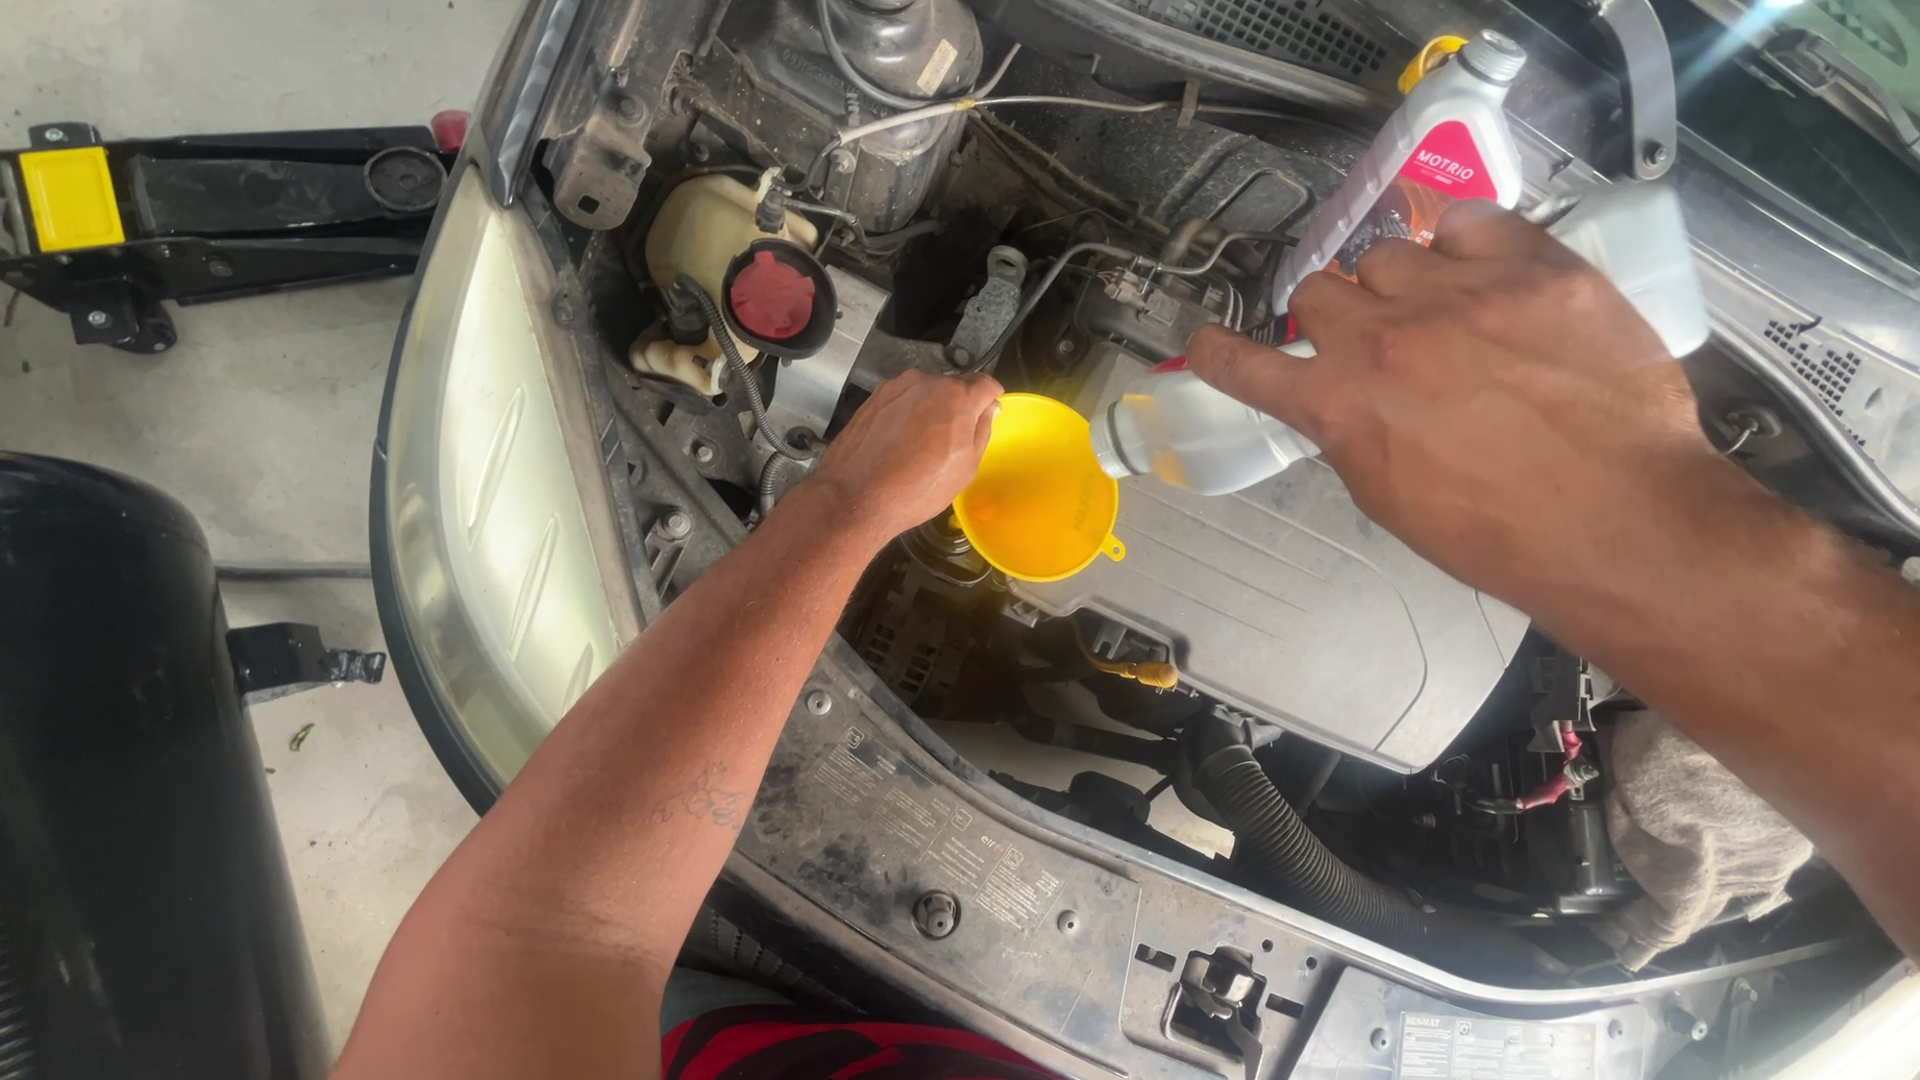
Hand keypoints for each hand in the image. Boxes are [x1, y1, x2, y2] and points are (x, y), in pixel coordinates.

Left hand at [797, 369, 1002, 543]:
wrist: (857, 497)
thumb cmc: (917, 488)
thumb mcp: (966, 467)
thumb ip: (981, 431)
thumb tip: (986, 410)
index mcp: (956, 395)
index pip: (985, 384)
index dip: (990, 399)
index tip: (988, 411)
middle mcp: (926, 382)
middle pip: (953, 387)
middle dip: (958, 406)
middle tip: (952, 439)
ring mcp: (896, 387)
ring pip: (925, 393)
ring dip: (930, 410)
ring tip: (922, 444)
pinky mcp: (873, 398)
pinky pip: (901, 400)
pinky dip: (906, 414)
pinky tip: (899, 442)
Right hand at [1186, 201, 1746, 612]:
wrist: (1615, 521)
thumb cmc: (1486, 531)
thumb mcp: (1382, 494)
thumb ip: (1346, 430)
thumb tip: (1343, 398)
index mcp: (1334, 405)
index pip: (1242, 365)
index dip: (1215, 352)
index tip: (1207, 345)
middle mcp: (1378, 338)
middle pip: (1315, 289)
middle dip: (1331, 315)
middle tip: (1368, 339)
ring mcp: (1455, 294)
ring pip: (1386, 254)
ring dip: (1395, 283)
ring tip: (1440, 310)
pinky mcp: (1533, 267)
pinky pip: (1470, 222)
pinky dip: (1463, 244)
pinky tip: (1483, 274)